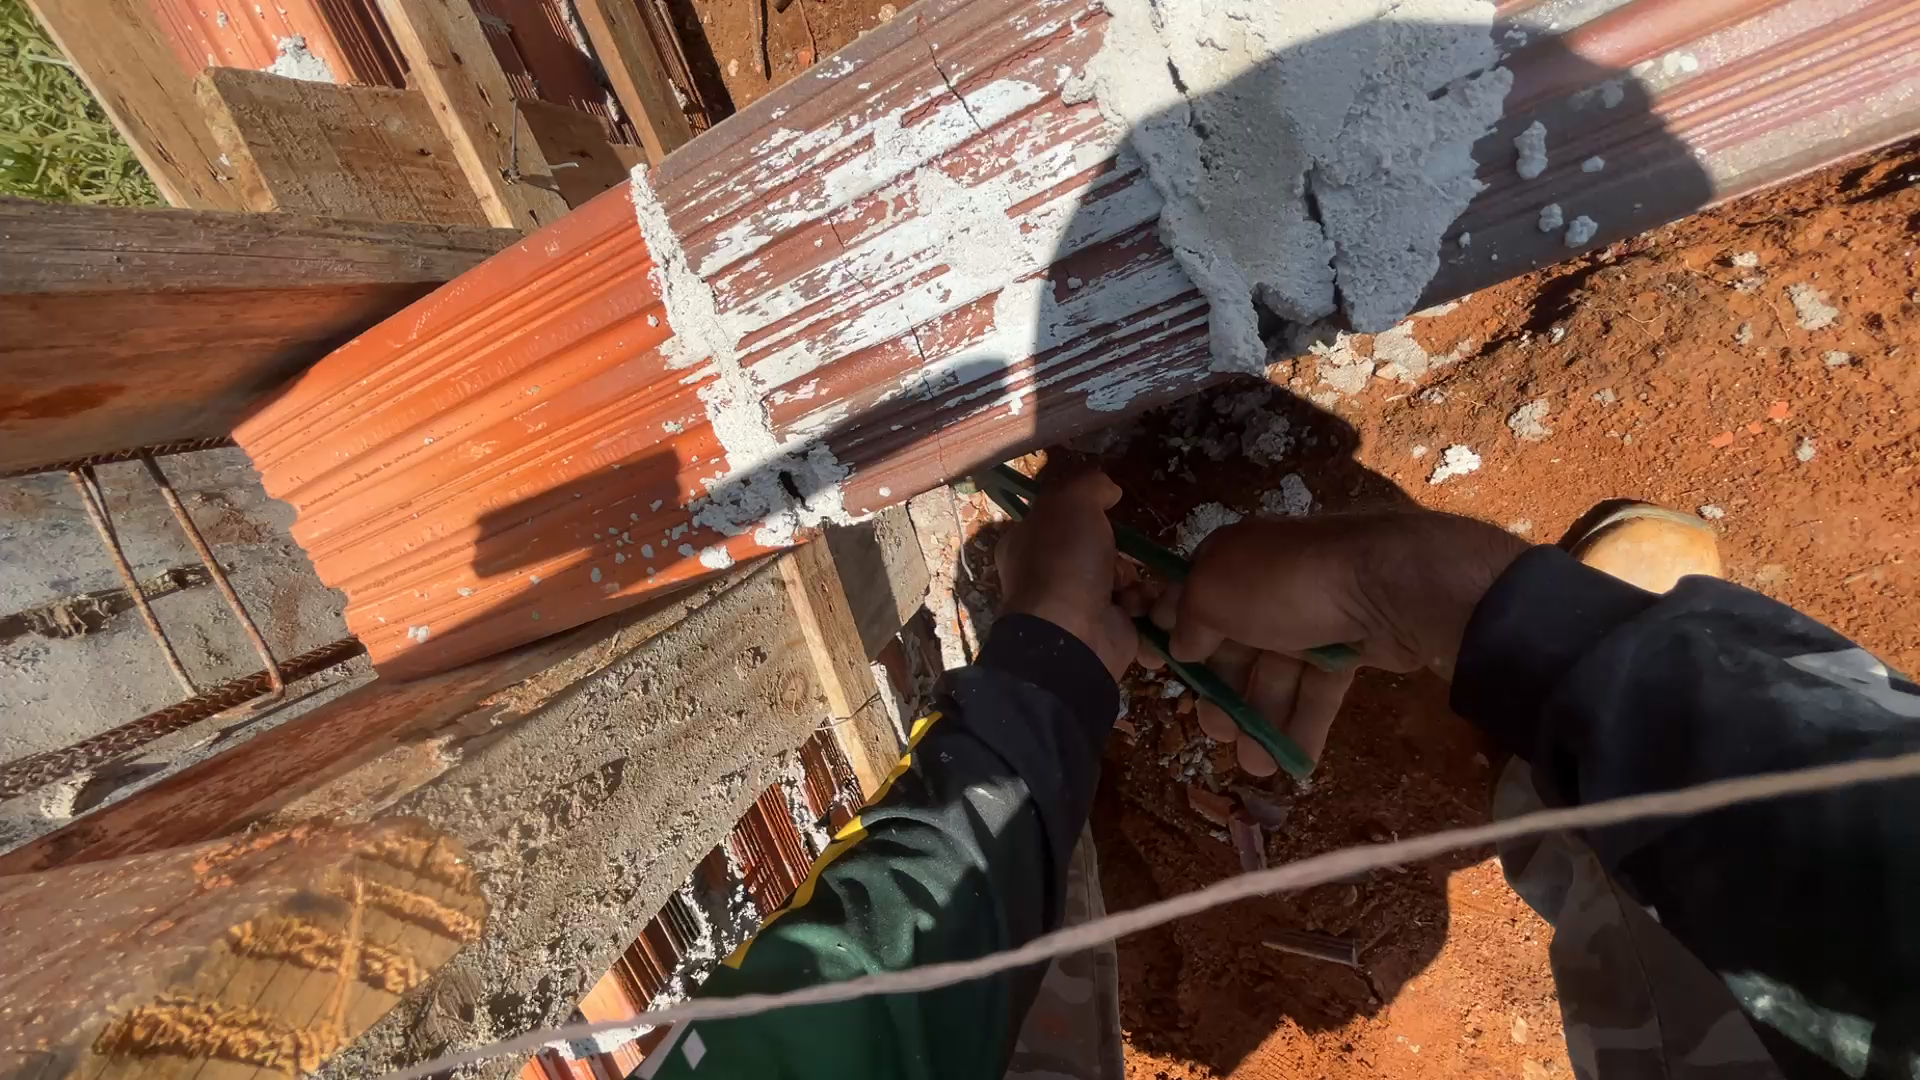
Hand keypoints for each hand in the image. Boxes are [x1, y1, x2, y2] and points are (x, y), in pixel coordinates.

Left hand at [995, 466, 1137, 680]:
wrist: (1074, 634)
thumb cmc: (1064, 560)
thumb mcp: (1072, 503)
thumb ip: (1090, 486)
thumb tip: (1109, 490)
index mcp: (1025, 544)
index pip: (1054, 519)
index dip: (1080, 513)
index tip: (1104, 510)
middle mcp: (1046, 575)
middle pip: (1096, 549)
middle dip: (1115, 551)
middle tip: (1117, 554)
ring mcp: (1075, 606)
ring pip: (1121, 578)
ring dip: (1132, 581)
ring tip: (1125, 589)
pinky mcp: (1106, 630)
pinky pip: (1136, 608)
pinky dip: (1142, 607)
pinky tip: (1134, 608)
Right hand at [1146, 511, 1529, 772]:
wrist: (1385, 586)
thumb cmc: (1279, 585)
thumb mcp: (1210, 595)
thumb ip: (1186, 621)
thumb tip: (1180, 647)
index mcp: (1226, 561)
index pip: (1187, 599)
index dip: (1172, 636)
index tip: (1157, 671)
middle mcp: (1263, 585)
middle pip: (1229, 647)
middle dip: (1220, 694)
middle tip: (1215, 732)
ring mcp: (1306, 616)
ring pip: (1273, 674)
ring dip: (1259, 720)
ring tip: (1256, 765)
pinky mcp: (1346, 645)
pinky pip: (1314, 687)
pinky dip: (1302, 722)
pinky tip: (1294, 762)